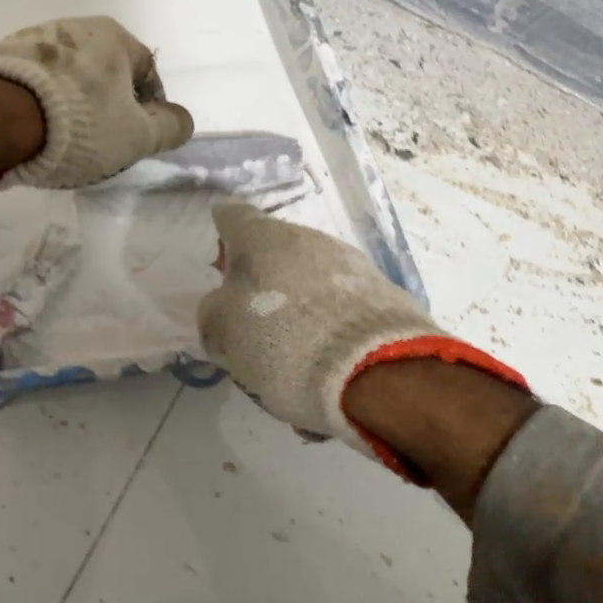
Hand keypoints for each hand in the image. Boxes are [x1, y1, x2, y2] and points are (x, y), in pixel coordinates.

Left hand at [0, 17, 193, 189]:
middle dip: (105, 106)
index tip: (137, 136)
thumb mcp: (137, 136)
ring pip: (65, 77)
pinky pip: (31, 83)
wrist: (0, 117)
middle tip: (98, 142)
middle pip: (102, 73)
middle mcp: (73, 26)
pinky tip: (30, 129)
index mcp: (113, 35)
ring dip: (69, 104)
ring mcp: (32, 39)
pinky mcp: (0, 56)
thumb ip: (169, 128)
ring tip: (59, 139)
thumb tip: (181, 119)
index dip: (149, 107)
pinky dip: (36, 103)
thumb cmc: (81, 124)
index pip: (145, 70)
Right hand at [197, 203, 528, 478]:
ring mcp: (354, 268)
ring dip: (297, 321)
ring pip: (309, 290)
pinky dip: (329, 343)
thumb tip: (226, 307)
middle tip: (250, 329)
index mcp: (262, 237)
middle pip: (274, 257)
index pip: (230, 215)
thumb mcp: (220, 332)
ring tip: (291, 374)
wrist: (384, 376)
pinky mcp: (388, 301)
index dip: (221, 236)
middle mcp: (309, 240)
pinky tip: (324, 386)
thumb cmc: (283, 341)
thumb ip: (214, 312)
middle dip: (261, 288)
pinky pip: (342, 319)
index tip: (219, 265)